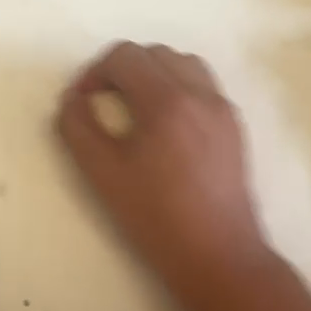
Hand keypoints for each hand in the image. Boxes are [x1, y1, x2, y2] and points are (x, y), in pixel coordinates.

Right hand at [58, 41, 269, 286]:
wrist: (219, 257)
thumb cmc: (155, 215)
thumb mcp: (100, 172)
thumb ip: (77, 126)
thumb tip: (75, 99)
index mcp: (167, 101)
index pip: (125, 56)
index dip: (95, 72)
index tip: (84, 102)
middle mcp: (200, 94)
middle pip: (154, 53)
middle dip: (123, 70)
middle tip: (105, 103)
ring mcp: (223, 110)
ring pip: (183, 64)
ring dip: (153, 74)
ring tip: (136, 108)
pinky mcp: (234, 128)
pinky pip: (203, 86)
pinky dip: (178, 89)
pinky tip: (165, 127)